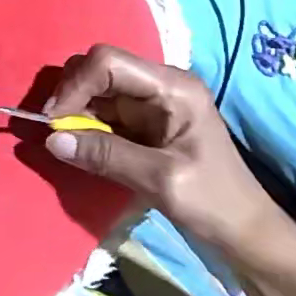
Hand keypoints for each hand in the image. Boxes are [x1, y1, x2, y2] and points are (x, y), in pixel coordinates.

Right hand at [44, 45, 295, 276]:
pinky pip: (101, 112)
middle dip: (71, 94)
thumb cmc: (213, 202)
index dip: (76, 85)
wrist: (243, 232)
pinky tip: (75, 143)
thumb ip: (106, 155)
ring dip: (73, 110)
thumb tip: (52, 139)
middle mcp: (159, 85)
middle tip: (54, 130)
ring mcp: (149, 103)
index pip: (109, 62)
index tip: (53, 121)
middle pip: (99, 68)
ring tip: (61, 139)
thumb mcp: (160, 180)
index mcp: (173, 87)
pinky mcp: (140, 123)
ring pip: (96, 89)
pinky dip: (82, 125)